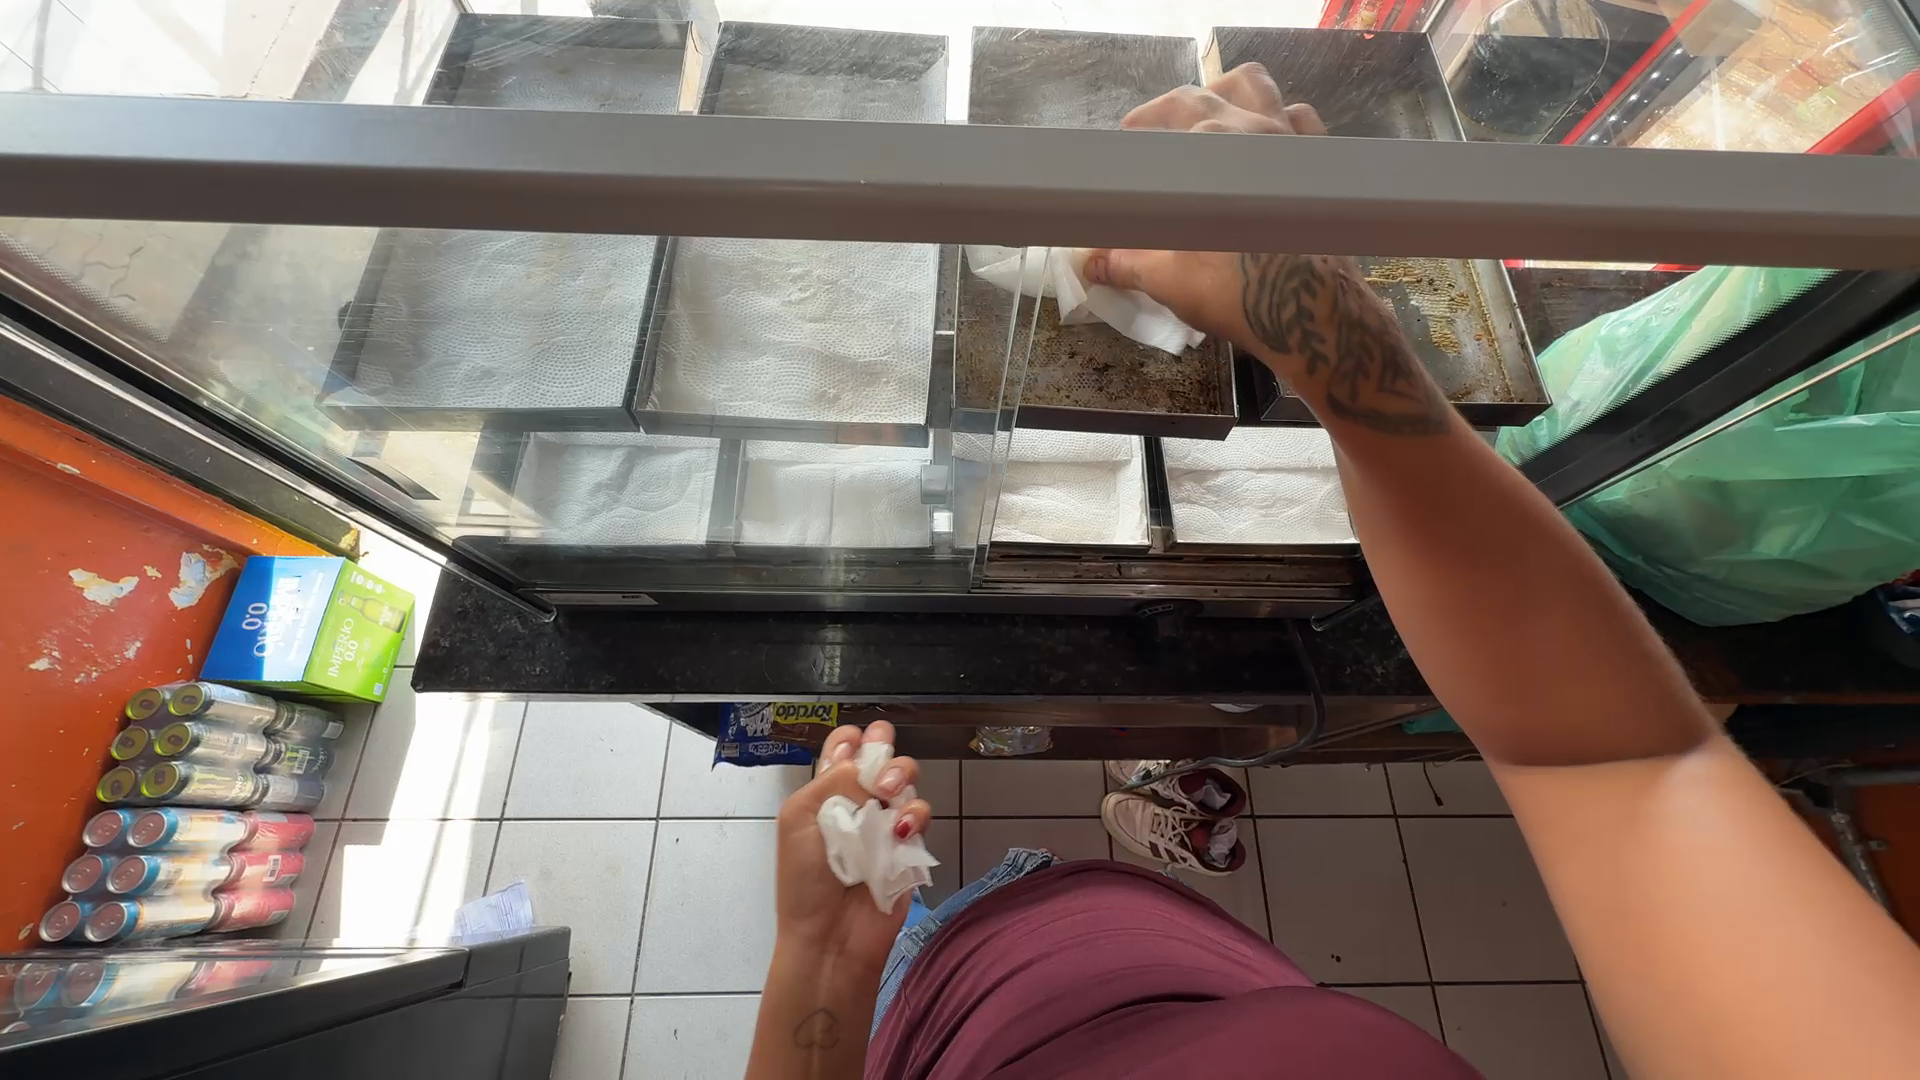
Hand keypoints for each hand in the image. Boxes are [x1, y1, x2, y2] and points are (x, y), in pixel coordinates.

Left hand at [773, 721, 931, 971]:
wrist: (830, 937)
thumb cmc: (804, 880)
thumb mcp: (799, 818)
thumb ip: (831, 781)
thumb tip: (866, 766)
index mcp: (827, 790)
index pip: (845, 746)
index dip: (851, 739)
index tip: (853, 748)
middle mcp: (859, 798)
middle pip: (882, 751)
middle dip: (884, 744)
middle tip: (879, 756)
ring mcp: (886, 819)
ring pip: (907, 776)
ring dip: (901, 775)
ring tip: (888, 794)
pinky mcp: (910, 843)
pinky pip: (922, 813)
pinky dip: (914, 815)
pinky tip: (901, 830)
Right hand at [1082, 63, 1333, 350]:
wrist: (1309, 312)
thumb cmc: (1235, 291)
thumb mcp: (1168, 281)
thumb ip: (1127, 264)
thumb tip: (1093, 264)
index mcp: (1207, 151)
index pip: (1155, 133)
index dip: (1130, 147)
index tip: (1117, 164)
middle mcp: (1250, 129)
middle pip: (1197, 101)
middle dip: (1163, 115)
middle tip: (1143, 140)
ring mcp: (1289, 137)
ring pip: (1251, 88)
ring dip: (1219, 97)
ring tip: (1201, 125)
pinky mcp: (1319, 156)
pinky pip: (1294, 114)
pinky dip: (1270, 116)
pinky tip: (1258, 143)